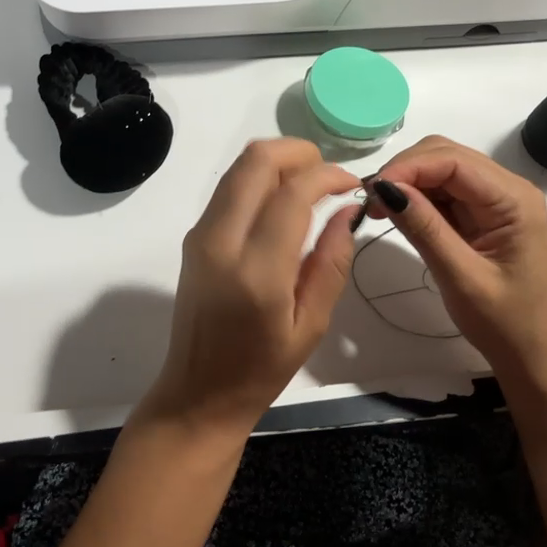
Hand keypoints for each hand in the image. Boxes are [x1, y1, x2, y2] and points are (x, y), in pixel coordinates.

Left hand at [141, 139, 360, 434]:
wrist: (196, 394)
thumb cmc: (261, 370)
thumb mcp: (311, 325)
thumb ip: (331, 262)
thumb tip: (347, 208)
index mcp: (256, 271)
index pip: (291, 193)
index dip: (327, 175)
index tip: (353, 183)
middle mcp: (220, 241)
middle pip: (256, 161)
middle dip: (298, 152)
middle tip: (329, 174)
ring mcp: (200, 234)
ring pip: (238, 167)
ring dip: (277, 161)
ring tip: (311, 185)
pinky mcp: (193, 235)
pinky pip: (228, 188)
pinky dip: (259, 178)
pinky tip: (284, 202)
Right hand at [369, 136, 546, 379]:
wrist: (532, 357)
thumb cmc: (504, 323)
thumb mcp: (460, 277)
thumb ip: (424, 228)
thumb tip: (384, 188)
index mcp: (514, 200)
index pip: (454, 161)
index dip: (409, 166)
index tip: (372, 190)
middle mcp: (508, 189)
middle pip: (446, 155)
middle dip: (405, 170)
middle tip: (370, 200)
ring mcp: (495, 199)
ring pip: (441, 168)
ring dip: (407, 181)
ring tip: (377, 207)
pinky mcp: (481, 213)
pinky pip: (443, 189)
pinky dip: (416, 195)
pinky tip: (395, 212)